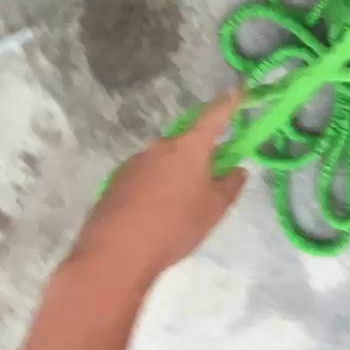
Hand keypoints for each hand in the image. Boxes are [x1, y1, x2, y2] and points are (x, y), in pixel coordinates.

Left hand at [66, 88, 248, 289]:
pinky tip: (151, 217)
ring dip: (174, 173)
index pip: (215, 114)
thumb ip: (231, 185)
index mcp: (190, 146)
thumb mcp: (214, 210)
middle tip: (207, 181)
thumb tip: (236, 169)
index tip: (238, 90)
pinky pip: (143, 177)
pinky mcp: (113, 183)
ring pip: (163, 161)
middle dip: (199, 154)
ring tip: (175, 208)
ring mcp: (133, 163)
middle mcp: (160, 146)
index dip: (229, 102)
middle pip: (187, 142)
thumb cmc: (172, 228)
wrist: (111, 259)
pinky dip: (152, 188)